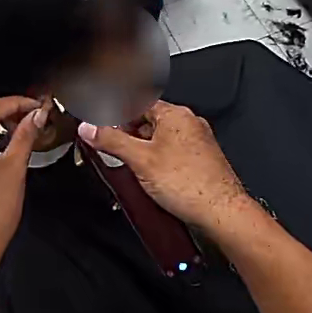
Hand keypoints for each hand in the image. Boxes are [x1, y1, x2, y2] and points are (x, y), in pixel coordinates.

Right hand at [77, 101, 259, 233]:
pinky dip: (156, 161)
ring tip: (128, 167)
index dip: (116, 112)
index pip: (138, 102)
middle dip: (127, 134)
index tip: (100, 123)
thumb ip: (112, 141)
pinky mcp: (200, 160)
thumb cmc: (191, 184)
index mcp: (176, 115)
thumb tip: (90, 128)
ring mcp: (197, 142)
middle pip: (148, 120)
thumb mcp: (140, 160)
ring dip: (141, 150)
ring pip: (160, 139)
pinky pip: (172, 153)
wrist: (221, 210)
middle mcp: (189, 124)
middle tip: (110, 148)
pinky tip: (149, 178)